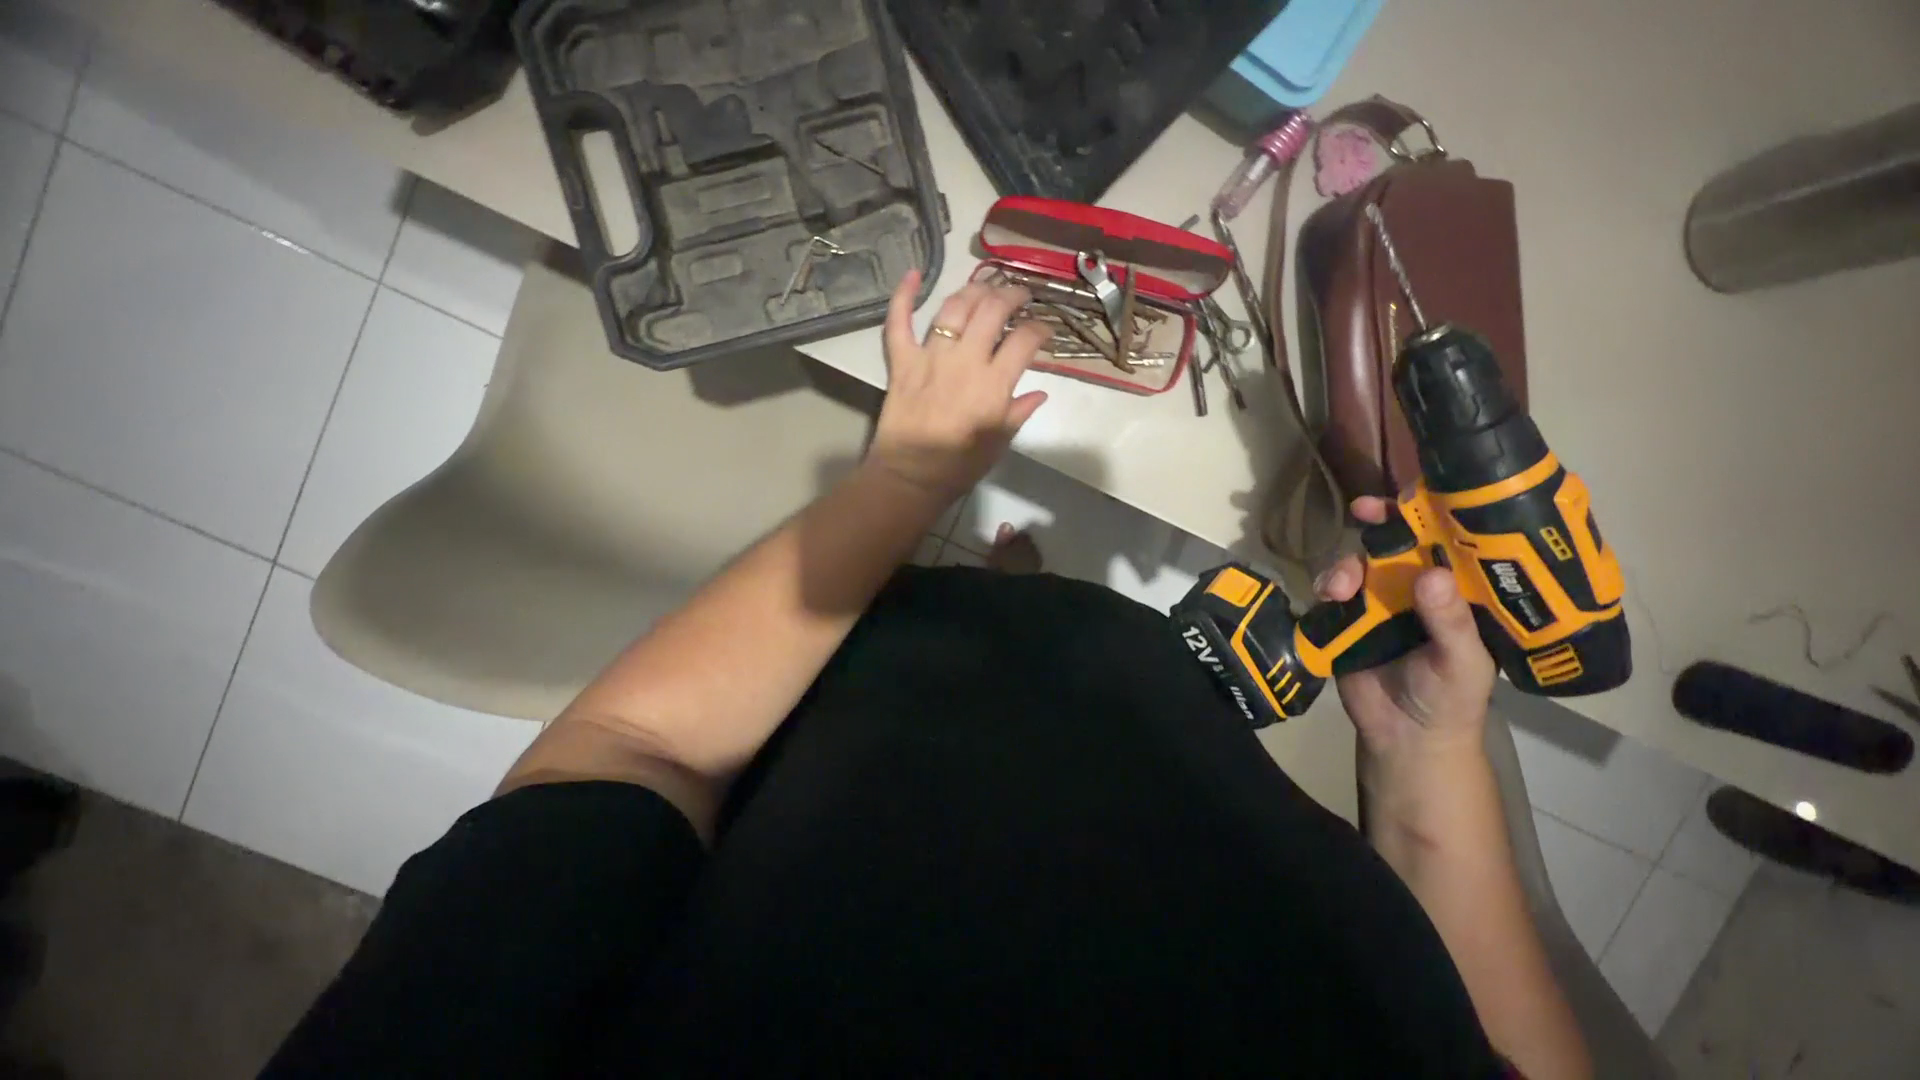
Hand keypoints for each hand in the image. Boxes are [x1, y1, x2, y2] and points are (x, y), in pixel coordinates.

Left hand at [866, 271, 1050, 501]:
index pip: (1025, 340)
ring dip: (973, 289)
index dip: (1040, 329)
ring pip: (954, 308)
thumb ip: (1019, 412)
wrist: (910, 476)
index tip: (1044, 330)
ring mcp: (930, 357)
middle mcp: (964, 360)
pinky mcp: (902, 361)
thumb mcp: (999, 442)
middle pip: (992, 310)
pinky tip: (913, 274)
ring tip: (986, 286)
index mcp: (993, 384)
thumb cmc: (960, 465)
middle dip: (1012, 296)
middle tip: (1020, 296)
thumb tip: (1040, 392)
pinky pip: (899, 323)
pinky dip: (904, 296)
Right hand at [1315, 496, 1496, 761]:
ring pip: (1358, 563)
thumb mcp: (1463, 663)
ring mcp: (1377, 602)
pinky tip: (1329, 598)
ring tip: (1342, 588)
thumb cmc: (1451, 700)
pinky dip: (1326, 588)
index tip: (1412, 495)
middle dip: (1378, 521)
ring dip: (1347, 566)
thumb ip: (1449, 622)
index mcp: (1453, 592)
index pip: (1445, 542)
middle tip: (1363, 511)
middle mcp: (1415, 588)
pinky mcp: (1345, 620)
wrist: (1404, 739)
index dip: (1430, 513)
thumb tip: (1428, 574)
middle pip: (1395, 542)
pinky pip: (1330, 591)